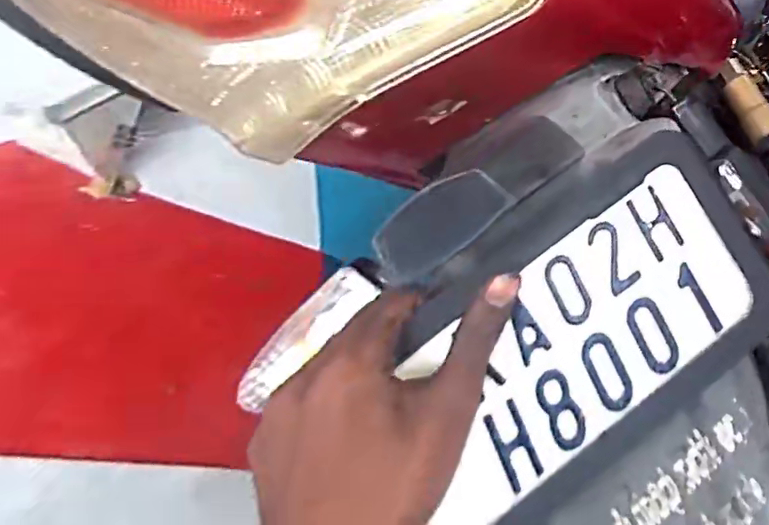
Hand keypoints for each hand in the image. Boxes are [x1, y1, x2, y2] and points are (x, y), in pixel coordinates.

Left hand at [249, 275, 519, 524]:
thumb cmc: (397, 484)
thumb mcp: (451, 404)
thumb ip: (476, 336)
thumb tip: (502, 283)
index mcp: (346, 364)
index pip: (392, 301)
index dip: (427, 303)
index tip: (447, 320)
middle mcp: (302, 382)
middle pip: (360, 329)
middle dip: (398, 333)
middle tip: (433, 358)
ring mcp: (276, 417)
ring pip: (333, 361)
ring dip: (367, 361)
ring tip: (403, 393)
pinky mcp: (266, 448)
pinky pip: (309, 397)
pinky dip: (337, 395)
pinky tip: (363, 426)